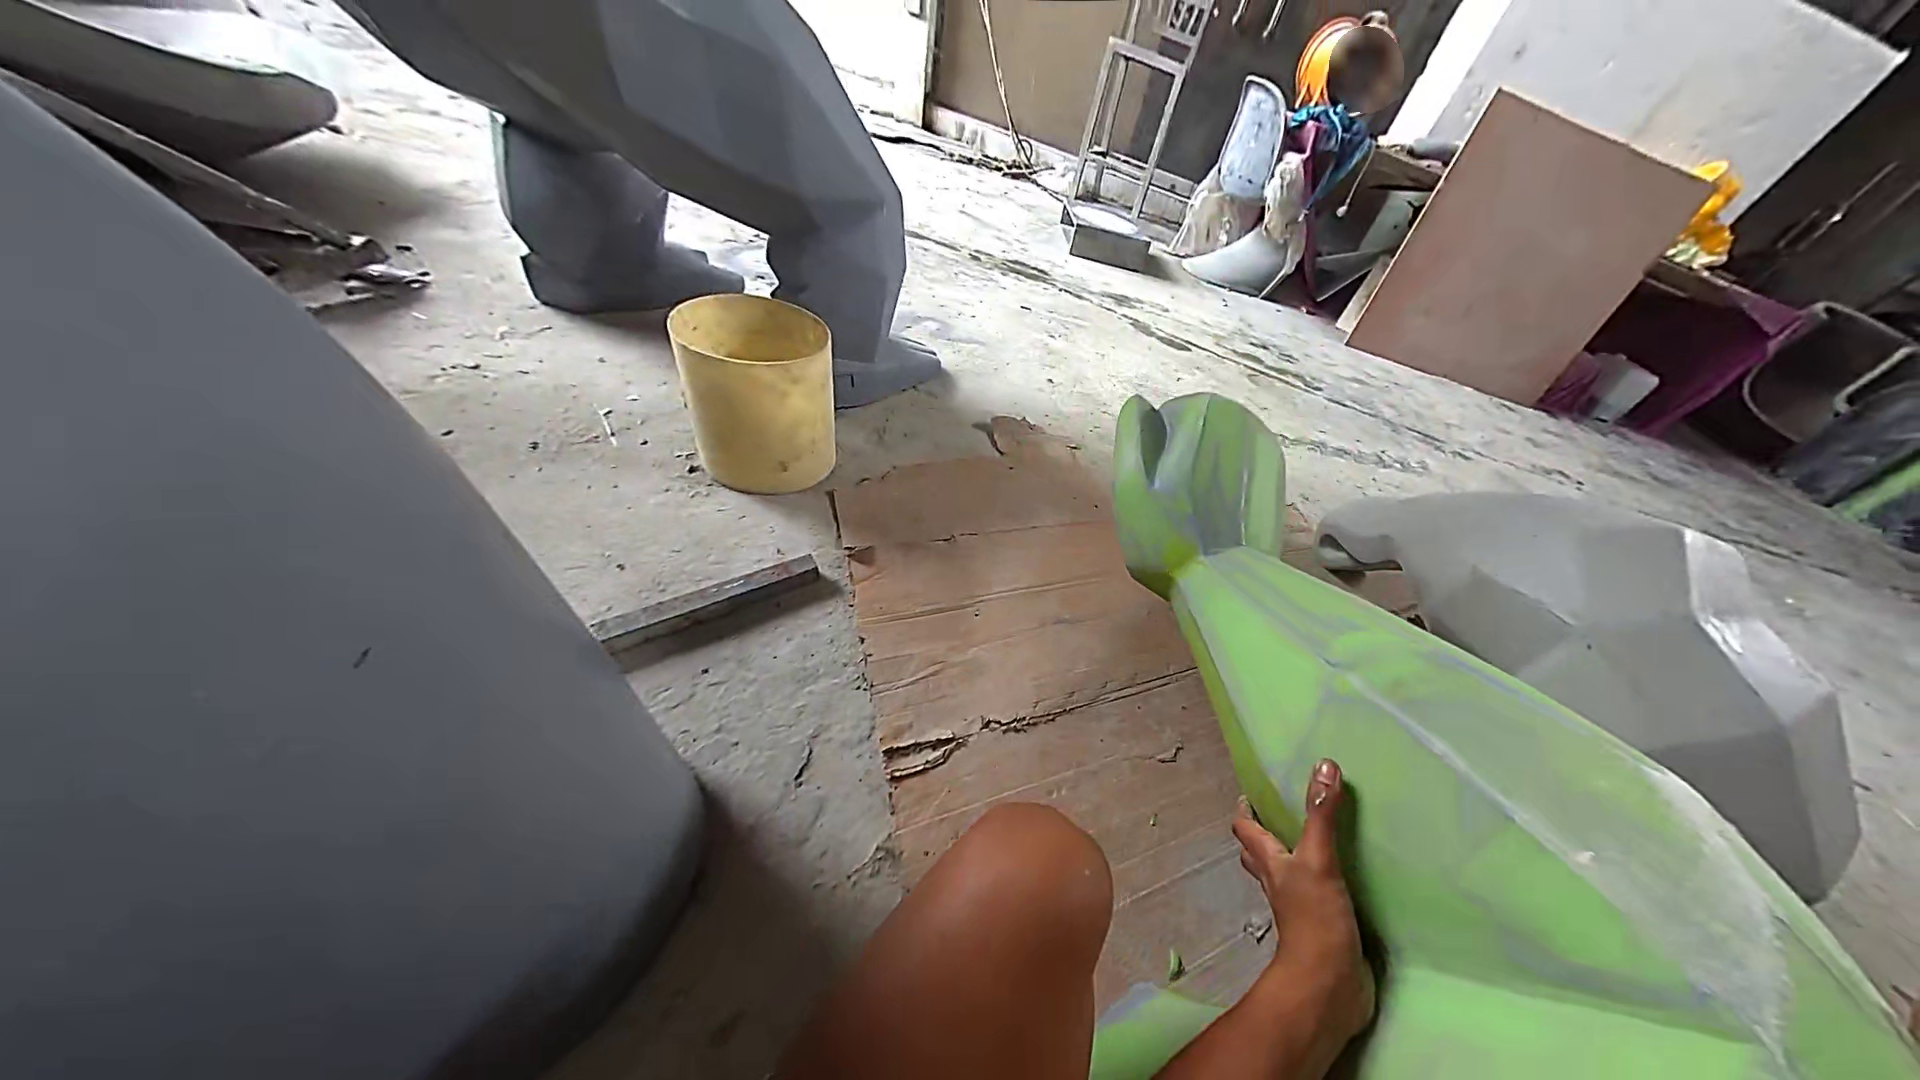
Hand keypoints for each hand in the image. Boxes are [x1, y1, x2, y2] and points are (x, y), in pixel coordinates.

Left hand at [1232, 760, 1374, 1054]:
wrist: (1329, 985)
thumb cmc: (1314, 918)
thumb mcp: (1318, 859)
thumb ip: (1321, 814)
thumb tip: (1324, 766)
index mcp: (1268, 861)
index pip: (1243, 827)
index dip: (1244, 810)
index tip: (1250, 791)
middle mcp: (1275, 880)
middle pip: (1255, 850)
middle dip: (1259, 831)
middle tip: (1275, 812)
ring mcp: (1293, 906)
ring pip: (1279, 873)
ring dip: (1285, 857)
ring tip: (1303, 839)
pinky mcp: (1317, 926)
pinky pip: (1308, 896)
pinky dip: (1314, 882)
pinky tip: (1333, 880)